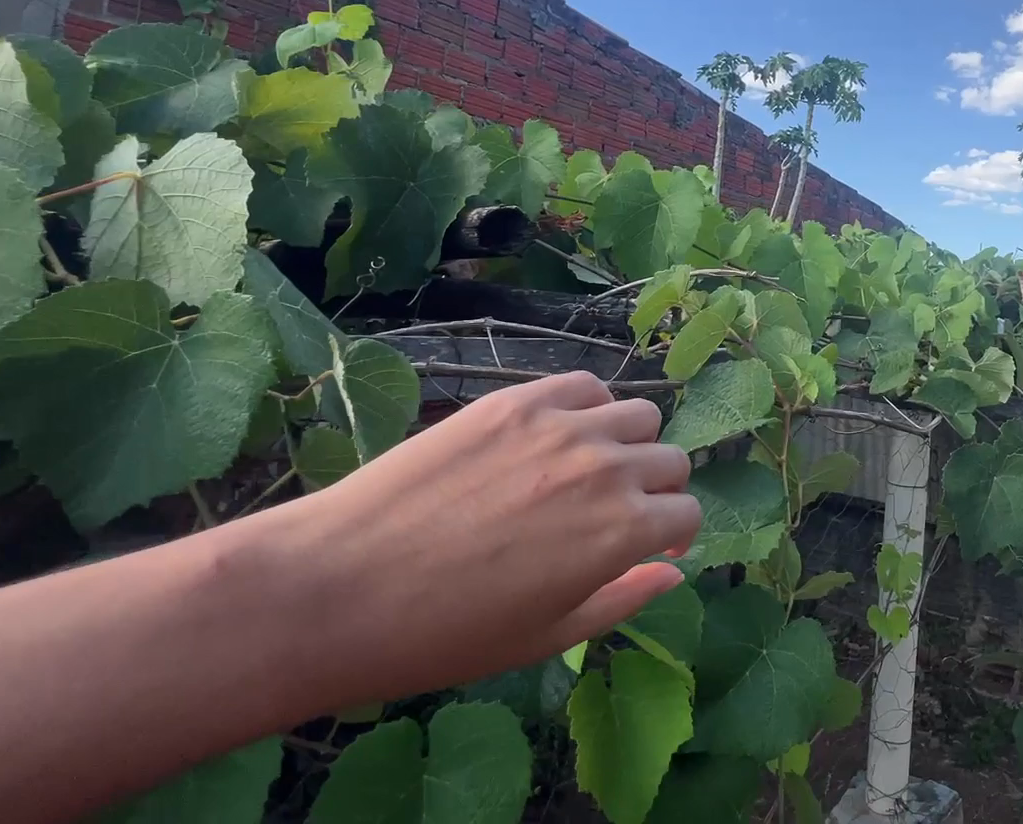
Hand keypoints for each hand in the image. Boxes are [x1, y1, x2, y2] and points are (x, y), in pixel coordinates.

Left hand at [258, 371, 700, 708]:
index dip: (676, 534)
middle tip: (622, 510)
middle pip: (671, 460)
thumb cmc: (445, 634)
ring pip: (638, 415)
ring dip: (632, 443)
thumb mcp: (547, 637)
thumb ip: (623, 599)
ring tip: (595, 466)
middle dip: (659, 490)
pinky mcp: (517, 402)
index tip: (653, 546)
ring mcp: (562, 427)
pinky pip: (584, 385)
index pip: (687, 513)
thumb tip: (672, 572)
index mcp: (623, 532)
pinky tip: (563, 433)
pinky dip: (591, 407)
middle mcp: (608, 468)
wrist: (335, 589)